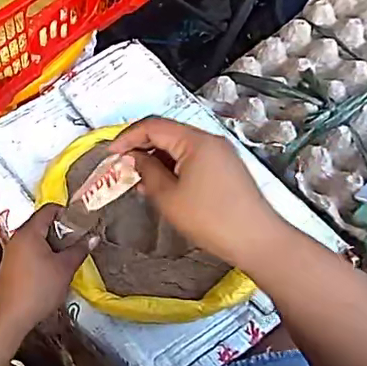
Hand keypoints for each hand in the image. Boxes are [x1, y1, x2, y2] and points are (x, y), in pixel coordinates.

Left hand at [0, 205, 90, 331]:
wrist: (8, 316)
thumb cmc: (38, 288)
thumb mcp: (64, 268)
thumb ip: (79, 250)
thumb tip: (93, 237)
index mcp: (29, 231)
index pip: (49, 209)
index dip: (67, 212)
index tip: (82, 223)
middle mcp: (17, 237)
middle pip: (41, 223)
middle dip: (61, 230)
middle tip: (78, 240)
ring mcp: (11, 251)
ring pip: (35, 239)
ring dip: (52, 244)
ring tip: (69, 255)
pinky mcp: (10, 265)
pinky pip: (29, 251)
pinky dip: (42, 254)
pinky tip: (53, 268)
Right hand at [106, 117, 296, 269]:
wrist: (255, 240)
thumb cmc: (214, 220)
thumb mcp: (169, 197)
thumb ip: (147, 172)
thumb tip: (134, 159)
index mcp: (196, 141)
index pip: (153, 126)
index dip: (127, 137)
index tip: (111, 153)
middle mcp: (210, 141)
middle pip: (167, 133)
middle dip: (141, 148)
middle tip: (122, 166)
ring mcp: (220, 154)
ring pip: (179, 147)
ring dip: (157, 159)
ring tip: (139, 180)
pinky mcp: (225, 168)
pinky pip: (192, 159)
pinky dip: (173, 167)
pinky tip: (162, 186)